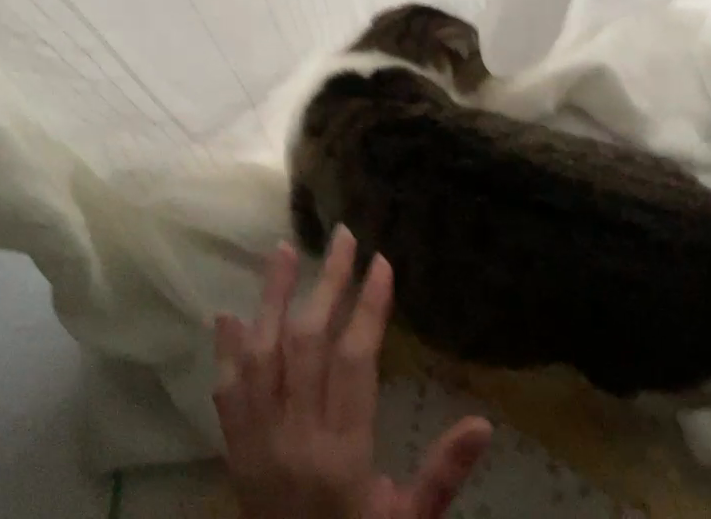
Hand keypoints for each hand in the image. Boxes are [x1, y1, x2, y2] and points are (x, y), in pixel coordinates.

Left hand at [213, 231, 491, 518]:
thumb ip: (442, 474)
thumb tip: (485, 422)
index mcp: (340, 450)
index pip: (353, 361)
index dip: (368, 307)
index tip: (382, 263)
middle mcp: (293, 437)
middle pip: (305, 344)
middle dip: (327, 284)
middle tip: (343, 236)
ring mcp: (256, 443)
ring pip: (259, 356)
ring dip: (271, 299)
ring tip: (282, 250)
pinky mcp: (234, 452)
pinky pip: (225, 393)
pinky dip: (226, 351)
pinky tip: (230, 316)